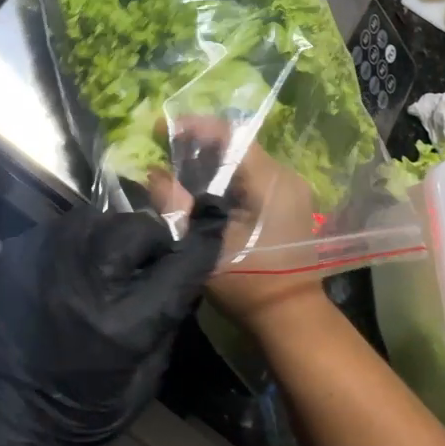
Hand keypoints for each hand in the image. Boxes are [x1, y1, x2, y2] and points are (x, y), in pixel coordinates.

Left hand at [0, 199, 226, 445]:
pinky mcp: (18, 248)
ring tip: (105, 266)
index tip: (208, 236)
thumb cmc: (78, 412)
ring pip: (98, 218)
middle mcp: (85, 277)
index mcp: (122, 322)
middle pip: (137, 227)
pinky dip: (78, 243)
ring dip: (112, 237)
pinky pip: (63, 229)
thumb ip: (165, 322)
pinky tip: (70, 272)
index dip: (200, 248)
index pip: (179, 266)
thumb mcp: (142, 381)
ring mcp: (46, 255)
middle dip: (150, 241)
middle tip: (144, 264)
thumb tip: (180, 277)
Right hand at [159, 119, 331, 335]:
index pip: (230, 134)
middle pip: (236, 143)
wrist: (291, 319)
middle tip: (165, 149)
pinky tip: (203, 189)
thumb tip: (153, 173)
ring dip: (211, 159)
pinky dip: (226, 175)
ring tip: (179, 167)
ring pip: (243, 158)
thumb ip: (174, 205)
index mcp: (269, 181)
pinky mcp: (288, 203)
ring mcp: (290, 189)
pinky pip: (252, 175)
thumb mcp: (201, 245)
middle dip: (198, 142)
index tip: (162, 129)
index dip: (193, 126)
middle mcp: (285, 176)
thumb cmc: (248, 282)